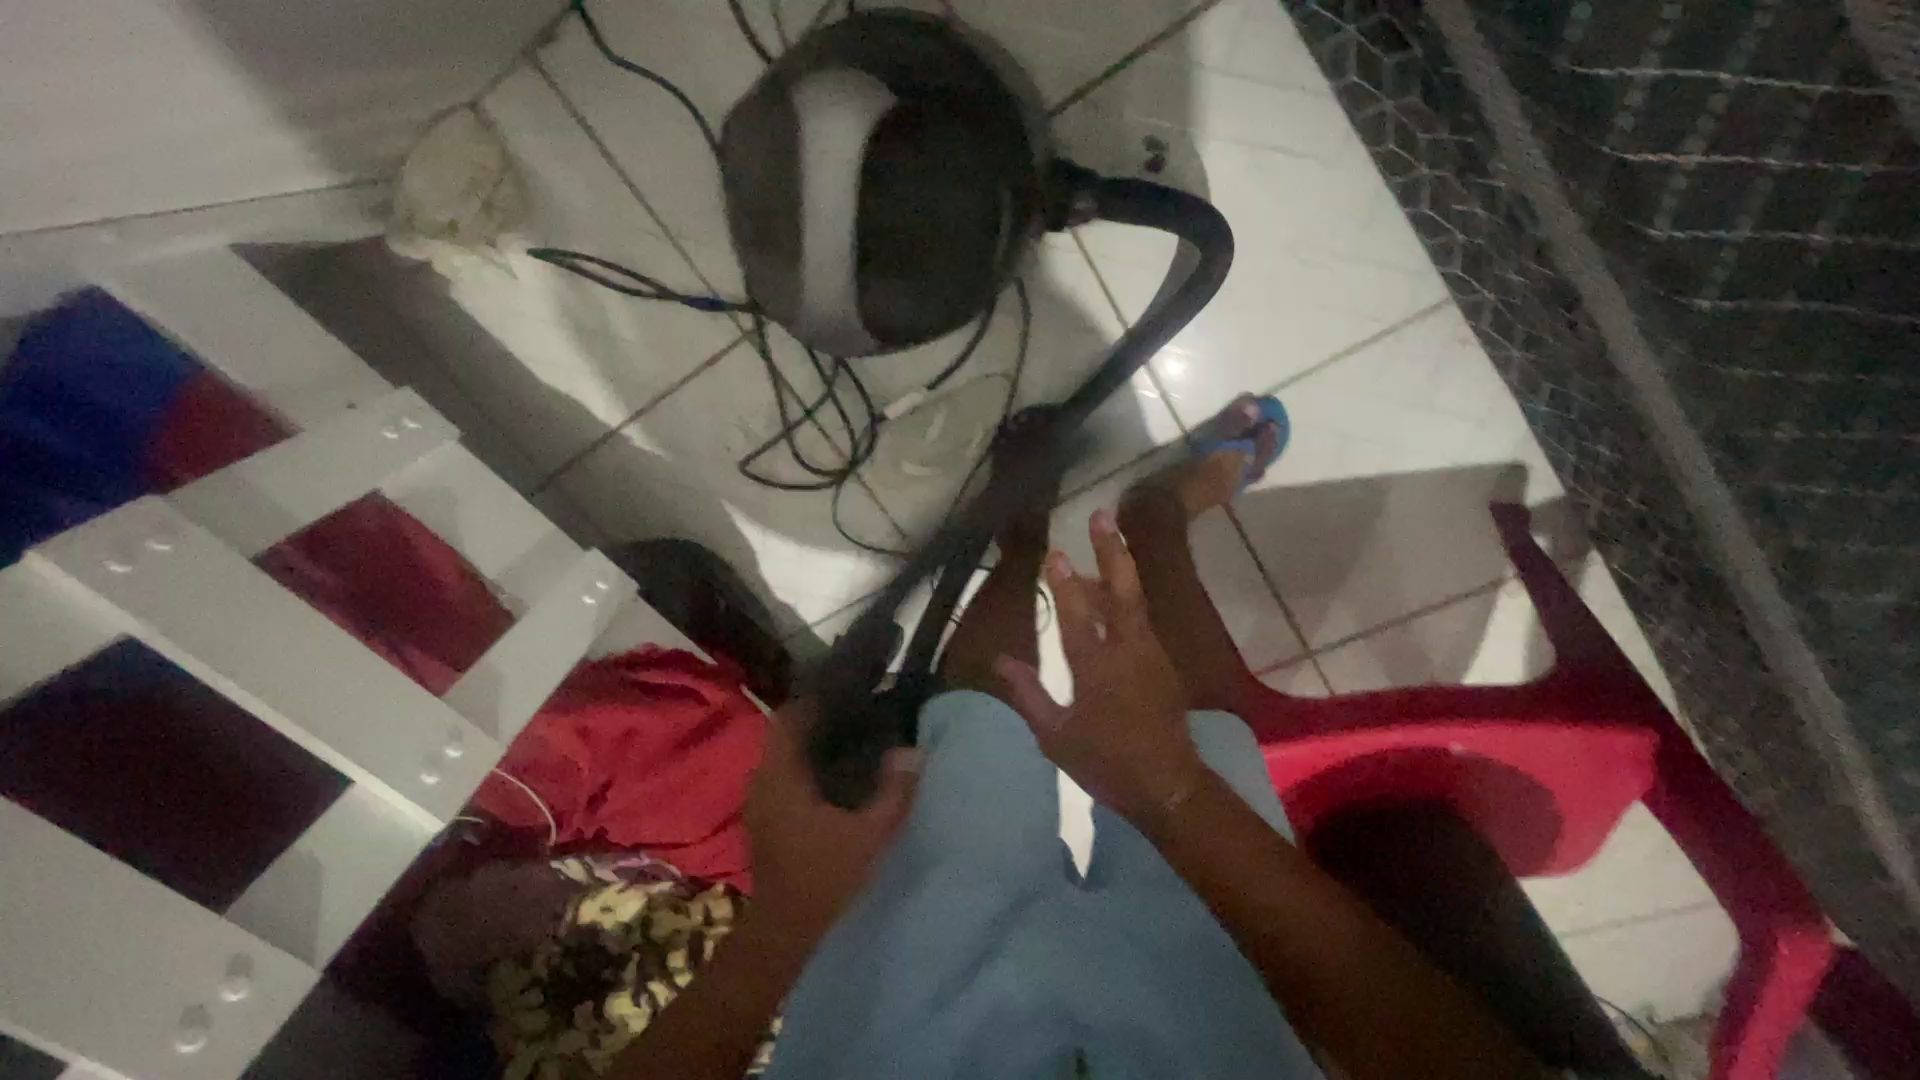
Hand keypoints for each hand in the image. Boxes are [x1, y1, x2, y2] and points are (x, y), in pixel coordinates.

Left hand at [744, 704, 921, 946]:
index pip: (791, 716)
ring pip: (789, 756)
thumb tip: (912, 750)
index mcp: (780, 776)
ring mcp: (762, 804)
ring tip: (862, 733)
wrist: (785, 941)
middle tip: (866, 707)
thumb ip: (893, 791)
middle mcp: (763, 782)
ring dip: (818, 743)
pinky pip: (789, 777)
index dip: (819, 697)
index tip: (853, 685)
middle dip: (824, 718)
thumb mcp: (869, 836)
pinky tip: (846, 773)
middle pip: (790, 733)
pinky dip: (814, 767)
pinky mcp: (769, 822)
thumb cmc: (825, 883)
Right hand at [992, 510, 1205, 824]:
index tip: (1055, 551)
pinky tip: (1116, 600)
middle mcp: (1128, 651)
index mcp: (1096, 668)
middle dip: (1112, 551)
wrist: (1168, 786)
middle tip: (1102, 516)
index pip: (1076, 615)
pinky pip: (1142, 621)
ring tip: (1106, 546)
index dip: (1064, 581)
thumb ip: (1028, 694)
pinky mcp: (1164, 665)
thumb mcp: (1055, 736)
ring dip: (1120, 571)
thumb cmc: (1105, 763)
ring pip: (1136, 602)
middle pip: (1122, 591)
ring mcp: (1152, 655)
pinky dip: (1127, 602)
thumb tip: (1002, 660)